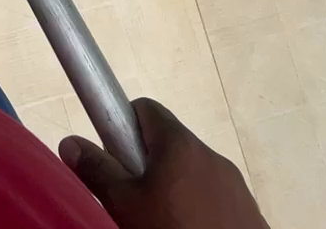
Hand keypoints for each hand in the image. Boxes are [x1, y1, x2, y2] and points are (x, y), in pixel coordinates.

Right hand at [60, 99, 267, 228]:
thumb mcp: (124, 205)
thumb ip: (96, 169)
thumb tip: (70, 142)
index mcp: (181, 144)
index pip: (145, 109)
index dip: (123, 126)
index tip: (116, 158)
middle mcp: (213, 158)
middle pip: (168, 145)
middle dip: (146, 165)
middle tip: (134, 200)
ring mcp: (240, 191)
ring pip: (191, 176)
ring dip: (173, 191)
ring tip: (161, 225)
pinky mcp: (255, 221)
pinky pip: (216, 203)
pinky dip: (199, 213)